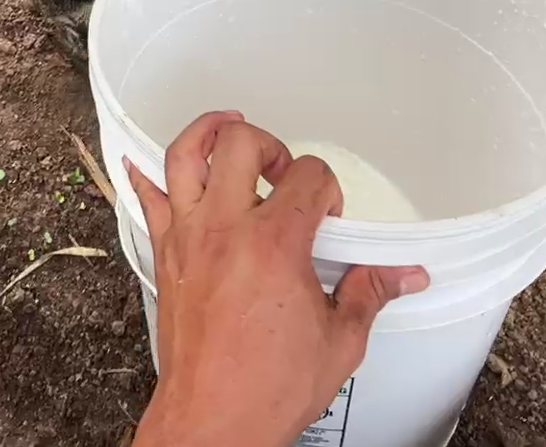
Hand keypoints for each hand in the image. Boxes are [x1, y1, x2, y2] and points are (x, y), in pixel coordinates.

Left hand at [129, 112, 429, 446]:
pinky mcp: (164, 250)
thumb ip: (369, 292)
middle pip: (240, 143)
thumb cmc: (266, 387)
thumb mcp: (338, 342)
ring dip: (206, 131)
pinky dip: (143, 173)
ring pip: (184, 154)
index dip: (326, 187)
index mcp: (274, 244)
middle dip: (269, 144)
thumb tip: (402, 273)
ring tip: (226, 127)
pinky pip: (146, 197)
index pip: (308, 177)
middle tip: (280, 171)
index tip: (327, 210)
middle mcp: (226, 227)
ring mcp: (188, 234)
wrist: (212, 420)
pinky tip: (142, 160)